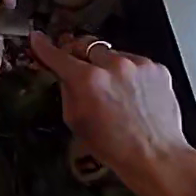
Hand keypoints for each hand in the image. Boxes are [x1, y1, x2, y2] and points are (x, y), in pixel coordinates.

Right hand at [29, 33, 195, 195]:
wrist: (155, 156)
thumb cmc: (115, 146)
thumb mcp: (76, 121)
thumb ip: (67, 90)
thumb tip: (63, 73)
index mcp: (88, 80)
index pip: (59, 55)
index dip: (44, 47)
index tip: (38, 39)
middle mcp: (114, 65)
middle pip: (87, 47)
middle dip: (81, 57)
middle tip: (82, 71)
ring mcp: (138, 64)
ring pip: (113, 54)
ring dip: (108, 67)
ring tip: (115, 92)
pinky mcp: (158, 68)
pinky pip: (136, 63)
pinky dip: (130, 74)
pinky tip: (133, 95)